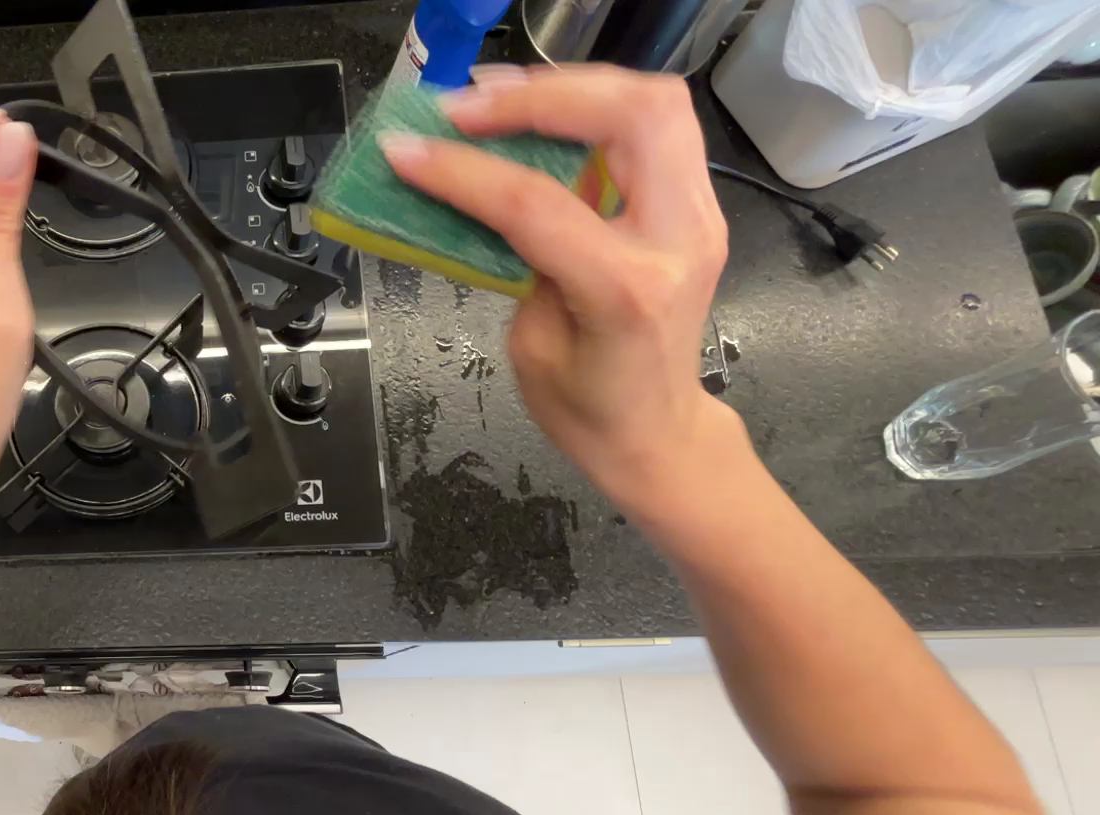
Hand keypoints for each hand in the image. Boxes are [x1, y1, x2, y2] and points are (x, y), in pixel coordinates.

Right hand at [381, 64, 740, 512]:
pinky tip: (542, 120)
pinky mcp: (692, 208)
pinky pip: (651, 133)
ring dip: (571, 90)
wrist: (655, 432)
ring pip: (653, 106)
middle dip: (541, 95)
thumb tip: (489, 205)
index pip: (536, 204)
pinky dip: (593, 113)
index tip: (407, 151)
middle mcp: (678, 238)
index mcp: (624, 289)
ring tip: (499, 97)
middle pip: (632, 114)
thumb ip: (519, 265)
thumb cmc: (585, 411)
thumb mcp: (530, 344)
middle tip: (467, 104)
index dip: (463, 172)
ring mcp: (699, 215)